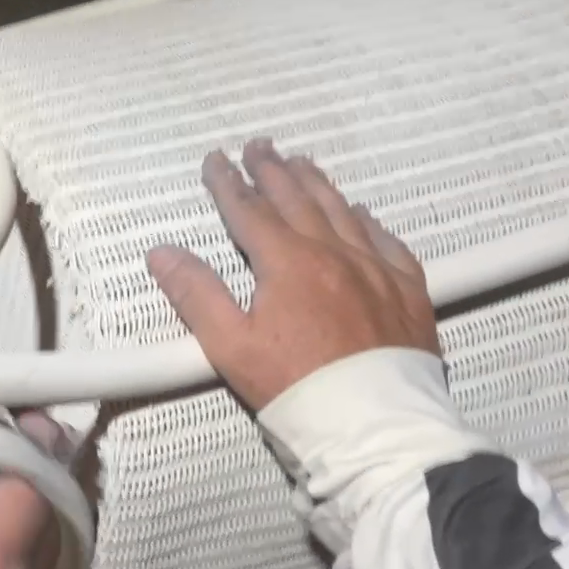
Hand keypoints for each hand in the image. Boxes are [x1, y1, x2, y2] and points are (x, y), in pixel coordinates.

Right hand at [147, 138, 438, 410]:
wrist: (371, 423)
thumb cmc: (291, 383)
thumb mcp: (228, 344)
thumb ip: (194, 294)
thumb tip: (161, 252)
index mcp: (287, 262)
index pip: (249, 211)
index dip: (228, 183)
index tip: (215, 159)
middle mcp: (333, 253)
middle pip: (297, 200)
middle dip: (273, 170)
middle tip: (259, 145)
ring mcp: (375, 268)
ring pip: (342, 211)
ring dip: (317, 183)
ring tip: (301, 162)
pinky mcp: (408, 290)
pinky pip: (386, 240)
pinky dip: (366, 220)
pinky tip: (360, 211)